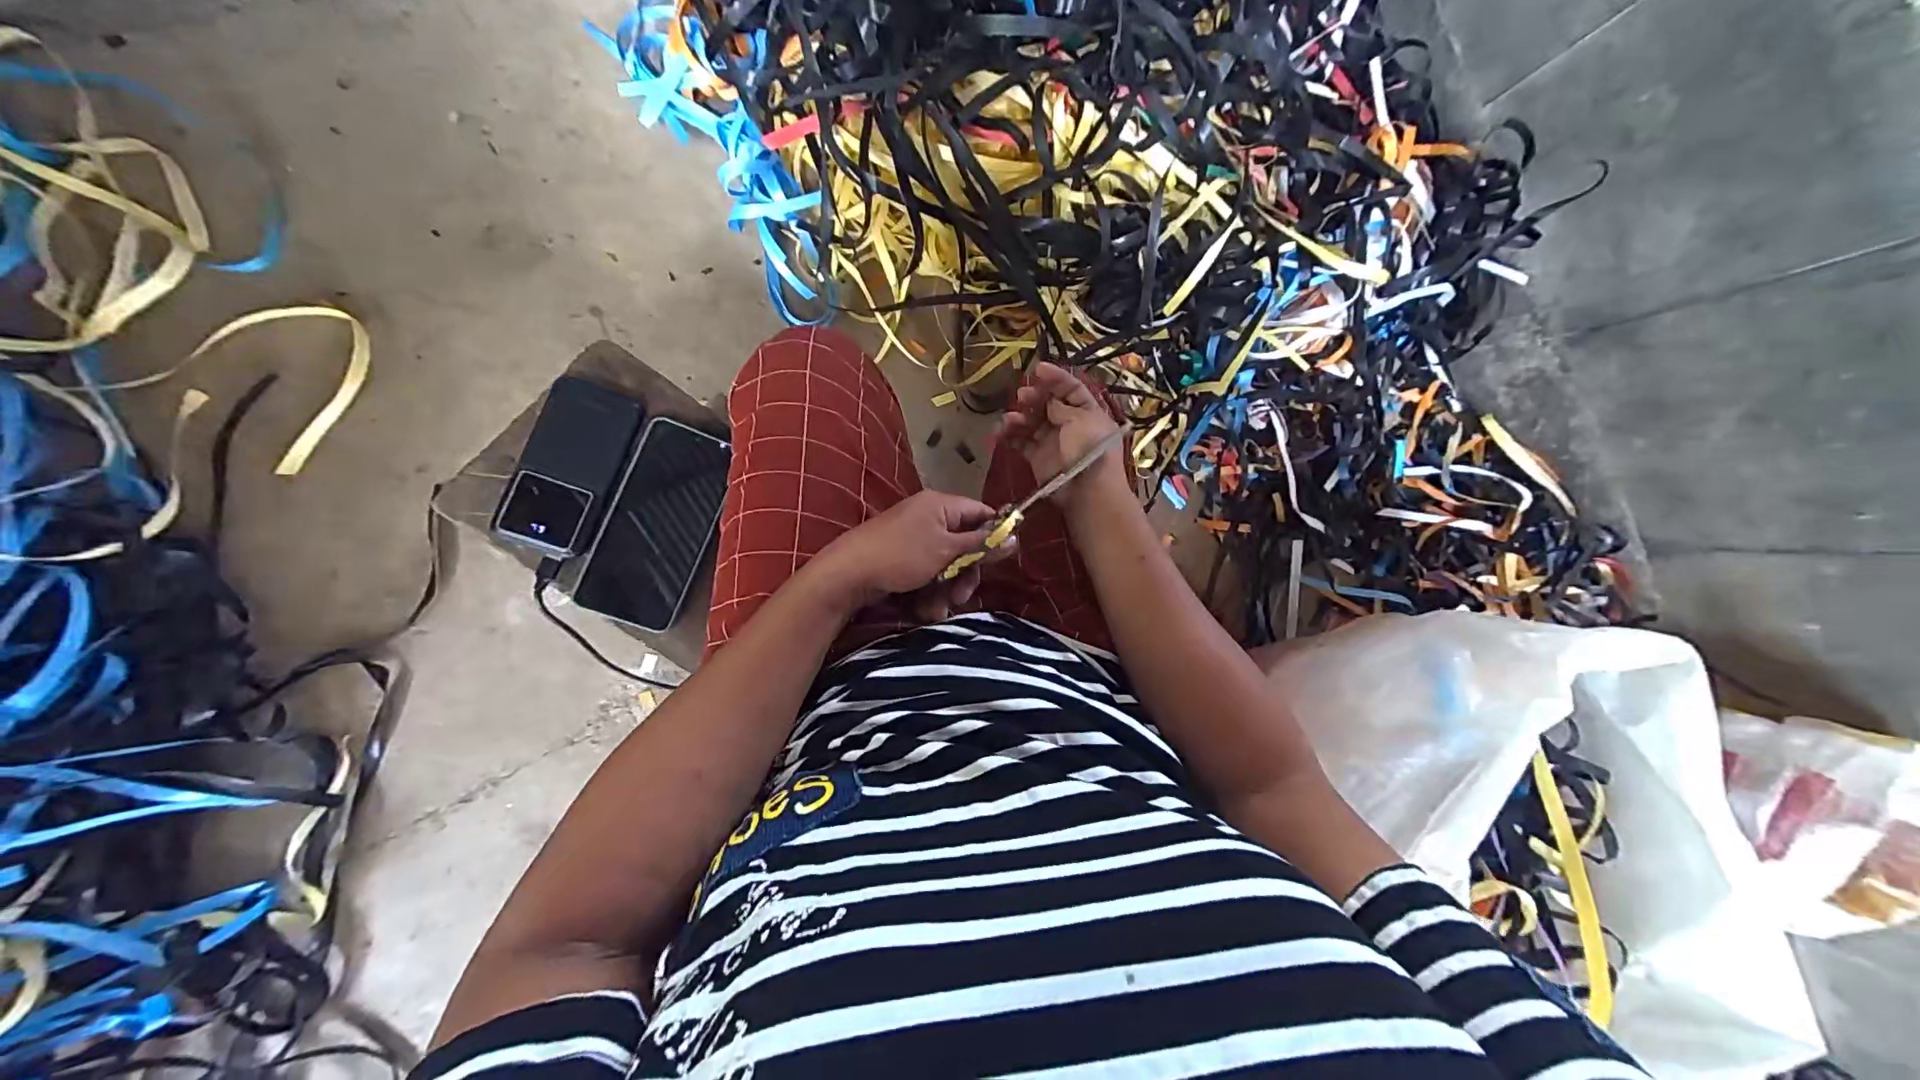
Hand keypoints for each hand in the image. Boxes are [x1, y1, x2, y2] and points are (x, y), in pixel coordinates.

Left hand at [804, 491, 1014, 621]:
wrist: (848, 575)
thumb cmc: (901, 555)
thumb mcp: (947, 550)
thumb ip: (982, 545)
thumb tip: (1015, 537)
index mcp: (940, 505)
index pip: (980, 513)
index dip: (994, 535)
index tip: (1001, 560)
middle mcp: (928, 519)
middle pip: (965, 545)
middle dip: (966, 574)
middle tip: (962, 595)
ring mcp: (914, 541)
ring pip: (947, 567)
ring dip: (947, 590)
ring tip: (936, 608)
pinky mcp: (903, 563)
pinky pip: (927, 577)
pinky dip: (929, 594)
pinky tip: (923, 610)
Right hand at [995, 361, 1126, 509]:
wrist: (1086, 491)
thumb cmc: (1089, 450)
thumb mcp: (1081, 420)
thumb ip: (1061, 406)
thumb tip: (1048, 401)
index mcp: (1087, 412)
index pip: (1071, 388)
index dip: (1056, 377)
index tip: (1038, 369)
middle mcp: (1070, 425)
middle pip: (1048, 404)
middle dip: (1034, 396)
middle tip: (1022, 395)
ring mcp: (1053, 442)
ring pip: (1032, 422)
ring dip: (1019, 416)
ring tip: (1009, 418)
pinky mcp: (1039, 458)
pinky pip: (1021, 442)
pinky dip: (1010, 436)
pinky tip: (1001, 431)